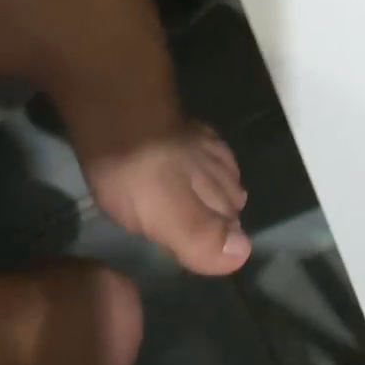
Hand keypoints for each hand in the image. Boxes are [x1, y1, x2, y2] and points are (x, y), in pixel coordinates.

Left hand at [82, 121, 251, 276]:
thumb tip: (244, 255)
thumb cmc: (139, 173)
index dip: (219, 242)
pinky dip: (199, 158)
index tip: (201, 252)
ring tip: (192, 200)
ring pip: (220, 172)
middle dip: (221, 215)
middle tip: (194, 229)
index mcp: (217, 194)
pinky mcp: (185, 123)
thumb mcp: (167, 216)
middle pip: (231, 200)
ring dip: (212, 188)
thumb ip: (203, 237)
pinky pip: (203, 146)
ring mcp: (204, 143)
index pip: (231, 228)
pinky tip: (186, 160)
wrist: (120, 109)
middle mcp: (219, 170)